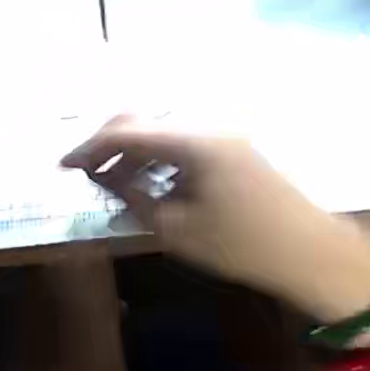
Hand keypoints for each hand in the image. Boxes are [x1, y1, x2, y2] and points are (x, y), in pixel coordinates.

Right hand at [62, 117, 369, 323]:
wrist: (306, 250)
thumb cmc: (239, 244)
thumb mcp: (176, 229)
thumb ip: (133, 198)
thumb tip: (103, 177)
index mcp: (193, 141)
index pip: (126, 131)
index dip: (89, 147)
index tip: (63, 167)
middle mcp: (208, 126)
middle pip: (145, 120)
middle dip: (109, 143)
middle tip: (86, 172)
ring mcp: (225, 135)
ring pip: (165, 131)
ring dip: (135, 150)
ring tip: (115, 182)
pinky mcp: (235, 149)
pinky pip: (185, 142)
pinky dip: (160, 157)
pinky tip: (151, 182)